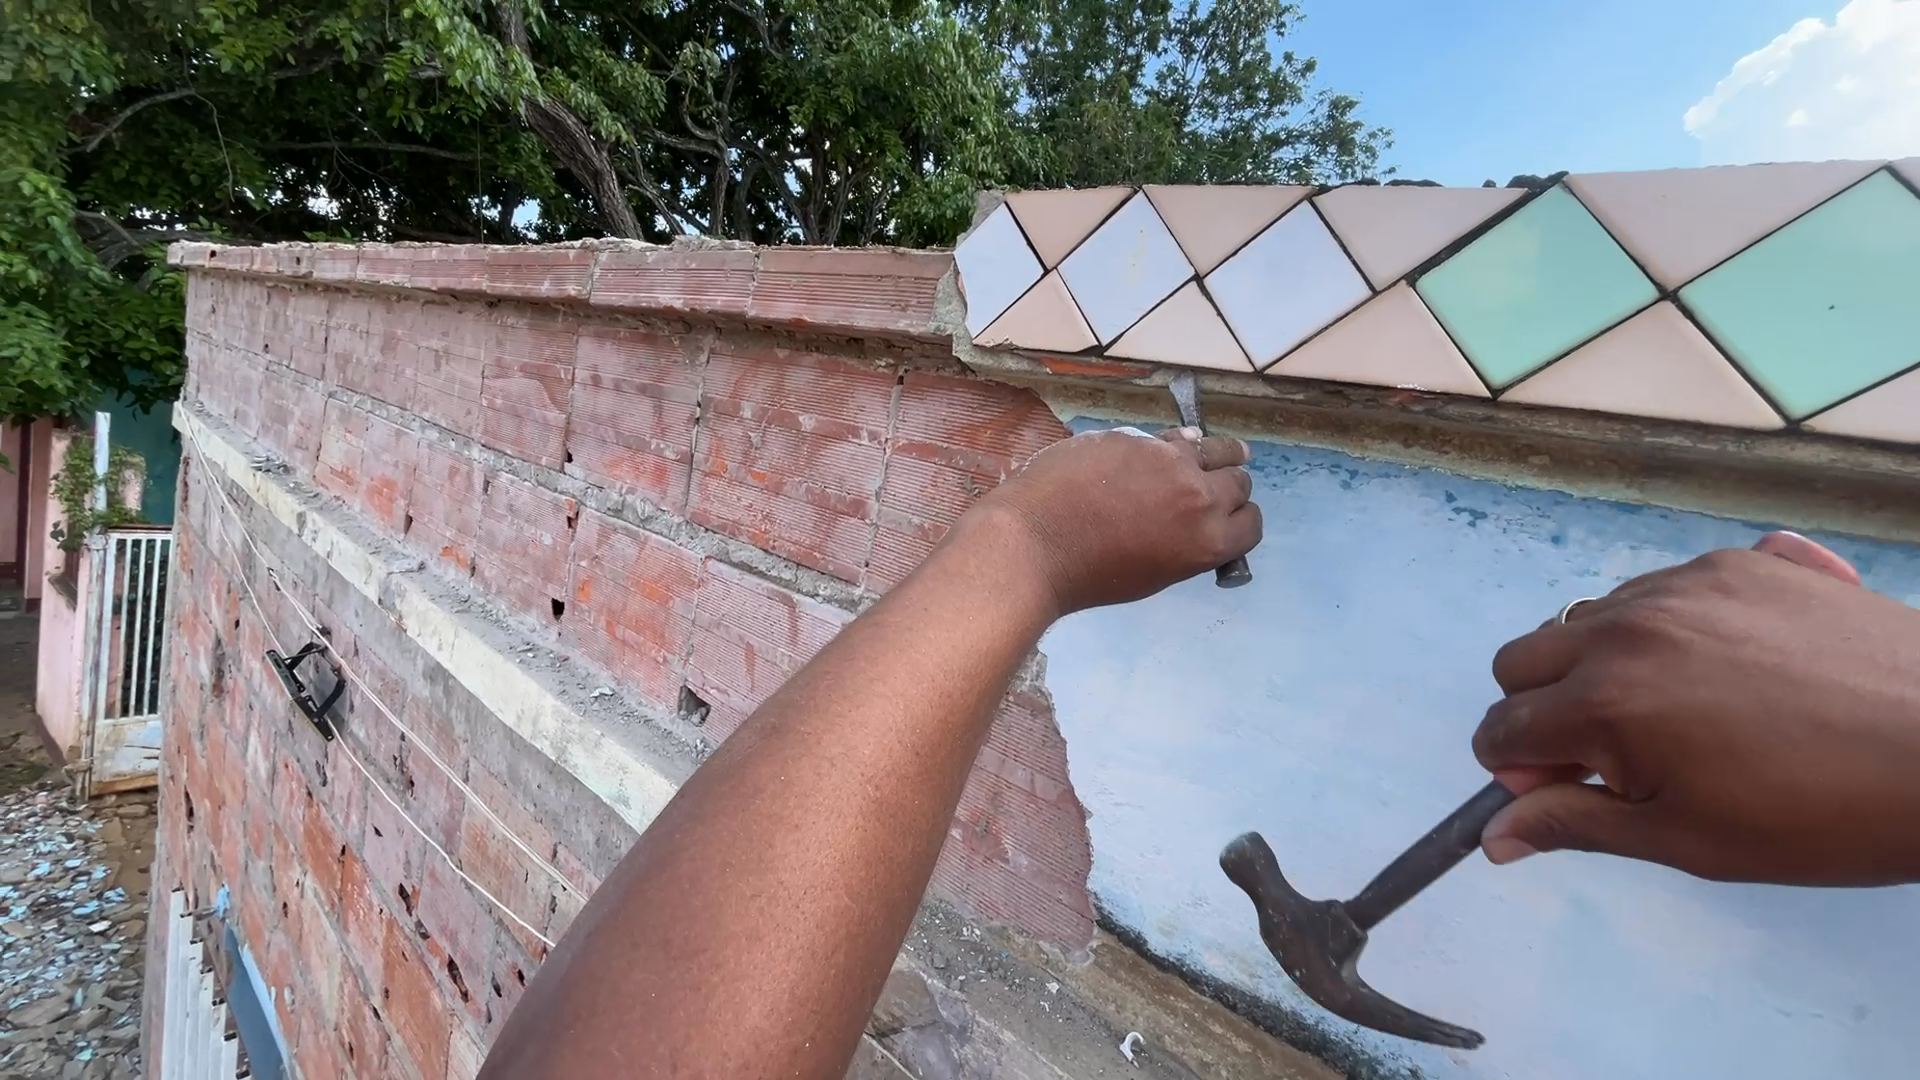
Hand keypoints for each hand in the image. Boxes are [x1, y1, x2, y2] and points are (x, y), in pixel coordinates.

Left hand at [979, 427, 1261, 616]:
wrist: (1033, 543)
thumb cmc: (1087, 575)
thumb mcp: (1150, 574)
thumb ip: (1183, 546)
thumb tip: (1190, 522)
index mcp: (1207, 543)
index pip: (1251, 524)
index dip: (1239, 520)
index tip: (1228, 517)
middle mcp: (1200, 497)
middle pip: (1238, 482)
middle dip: (1228, 486)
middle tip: (1211, 488)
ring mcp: (1168, 460)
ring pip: (1212, 447)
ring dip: (1214, 453)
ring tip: (1212, 453)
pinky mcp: (1135, 437)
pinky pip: (1166, 437)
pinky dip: (1169, 444)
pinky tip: (1162, 448)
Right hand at [1474, 532, 1919, 884]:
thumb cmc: (1826, 814)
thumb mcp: (1690, 840)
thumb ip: (1574, 824)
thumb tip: (1491, 838)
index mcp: (1602, 704)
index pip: (1501, 728)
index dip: (1517, 764)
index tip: (1562, 781)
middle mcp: (1616, 633)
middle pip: (1516, 663)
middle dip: (1539, 706)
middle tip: (1611, 741)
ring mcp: (1671, 590)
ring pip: (1576, 623)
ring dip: (1595, 662)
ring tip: (1679, 696)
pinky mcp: (1724, 564)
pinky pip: (1647, 590)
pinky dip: (1658, 625)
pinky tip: (1722, 658)